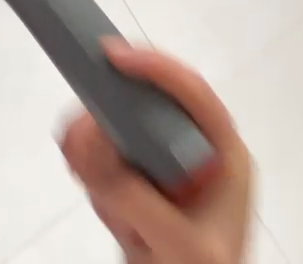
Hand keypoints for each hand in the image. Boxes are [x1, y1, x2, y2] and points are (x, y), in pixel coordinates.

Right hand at [61, 41, 253, 263]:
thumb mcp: (179, 246)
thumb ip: (133, 193)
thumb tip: (86, 129)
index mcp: (223, 155)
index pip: (193, 92)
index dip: (153, 67)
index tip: (108, 56)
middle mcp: (191, 147)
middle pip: (140, 102)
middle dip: (106, 118)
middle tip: (80, 138)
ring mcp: (158, 158)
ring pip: (110, 122)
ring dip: (94, 155)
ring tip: (105, 201)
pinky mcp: (132, 171)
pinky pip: (95, 148)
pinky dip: (86, 168)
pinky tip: (104, 206)